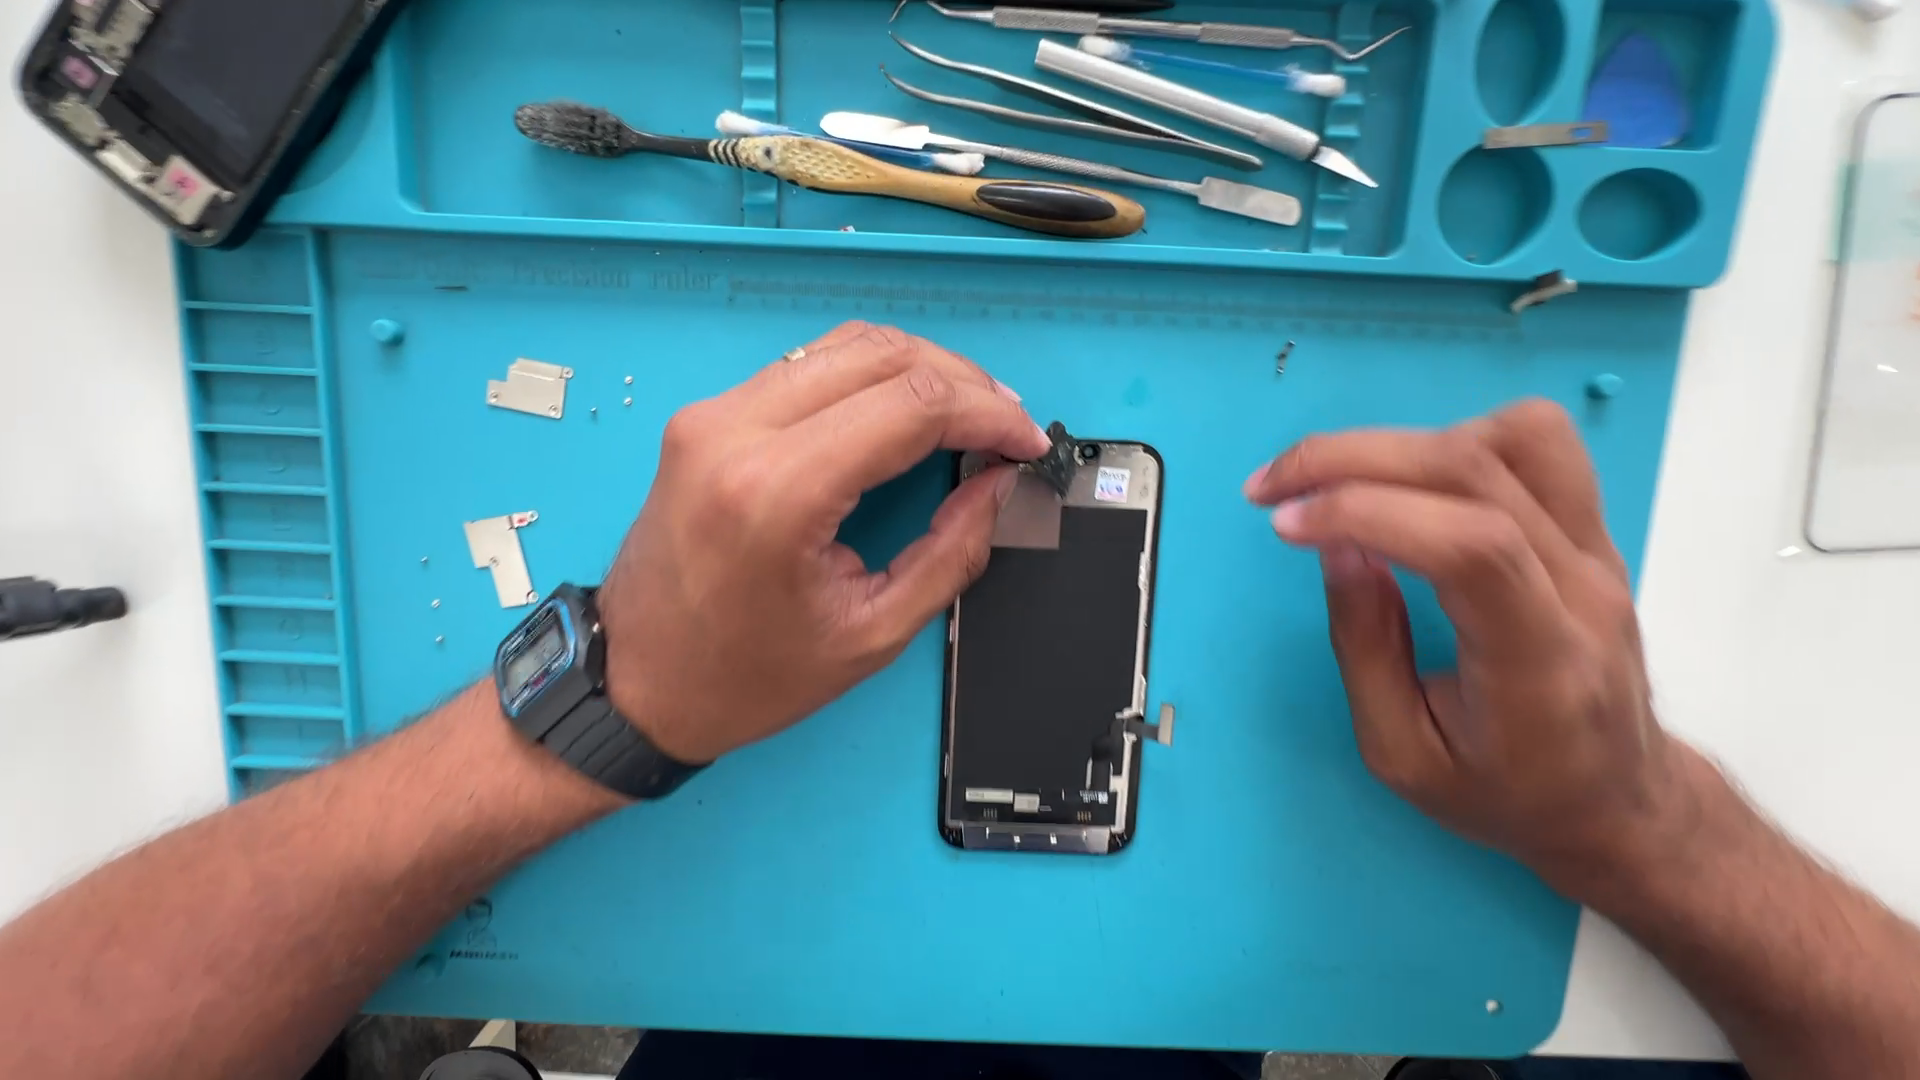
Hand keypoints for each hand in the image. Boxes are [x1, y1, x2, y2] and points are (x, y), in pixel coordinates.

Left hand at [595, 322, 1047, 764]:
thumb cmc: (749, 677)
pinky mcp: (708, 416)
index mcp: (779, 492)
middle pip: (883, 355)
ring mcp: (714, 413)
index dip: (988, 415)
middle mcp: (738, 429)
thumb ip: (950, 553)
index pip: (912, 406)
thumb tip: (996, 482)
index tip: (1027, 444)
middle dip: (965, 383)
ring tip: (970, 411)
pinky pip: (810, 365)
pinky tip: (907, 409)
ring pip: (845, 344)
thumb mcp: (871, 634)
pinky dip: (874, 375)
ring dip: (922, 368)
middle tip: (1007, 424)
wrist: (632, 681)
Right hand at [1246, 400, 1690, 892]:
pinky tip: (1405, 484)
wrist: (1618, 803)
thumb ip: (1365, 646)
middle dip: (1349, 458)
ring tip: (1345, 485)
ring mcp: (1599, 549)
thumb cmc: (1505, 793)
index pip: (1469, 544)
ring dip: (1407, 444)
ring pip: (1518, 436)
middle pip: (1476, 467)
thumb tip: (1336, 544)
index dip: (1363, 512)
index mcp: (1539, 660)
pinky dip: (1451, 442)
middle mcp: (1583, 586)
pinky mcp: (1593, 531)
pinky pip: (1534, 445)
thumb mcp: (1402, 752)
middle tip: (1271, 485)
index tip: (1282, 522)